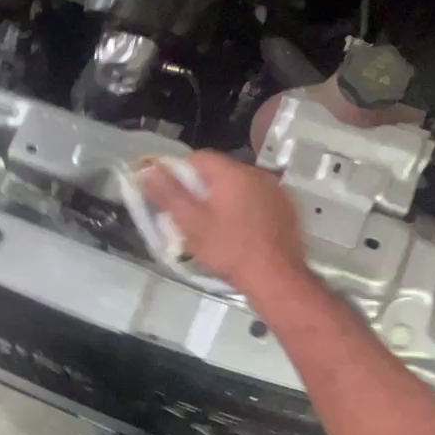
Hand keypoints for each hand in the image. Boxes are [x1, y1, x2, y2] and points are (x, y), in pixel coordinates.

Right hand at [141, 151, 308, 295]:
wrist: (275, 278)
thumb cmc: (228, 250)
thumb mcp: (190, 223)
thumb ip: (168, 193)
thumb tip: (147, 169)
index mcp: (232, 173)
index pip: (199, 157)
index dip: (180, 172)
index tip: (171, 194)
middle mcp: (257, 174)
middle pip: (220, 170)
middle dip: (201, 186)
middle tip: (188, 212)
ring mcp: (276, 190)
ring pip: (239, 184)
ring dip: (223, 196)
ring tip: (212, 223)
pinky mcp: (287, 208)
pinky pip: (257, 197)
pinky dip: (243, 206)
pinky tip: (238, 229)